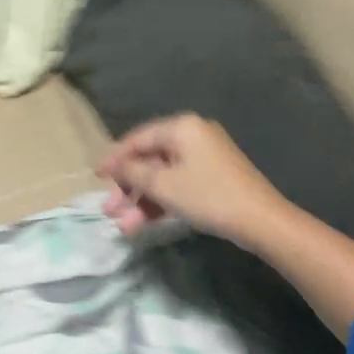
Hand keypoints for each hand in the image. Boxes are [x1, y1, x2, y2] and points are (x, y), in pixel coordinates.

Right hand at [98, 114, 290, 246]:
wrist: (259, 220)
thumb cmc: (207, 195)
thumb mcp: (163, 184)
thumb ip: (133, 171)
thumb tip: (115, 165)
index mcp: (181, 127)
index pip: (137, 139)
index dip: (113, 159)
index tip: (95, 177)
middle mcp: (193, 136)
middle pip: (148, 159)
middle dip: (127, 188)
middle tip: (109, 211)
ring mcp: (204, 158)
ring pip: (161, 176)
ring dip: (140, 200)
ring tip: (125, 226)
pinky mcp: (211, 178)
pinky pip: (177, 185)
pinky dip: (160, 202)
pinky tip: (144, 222)